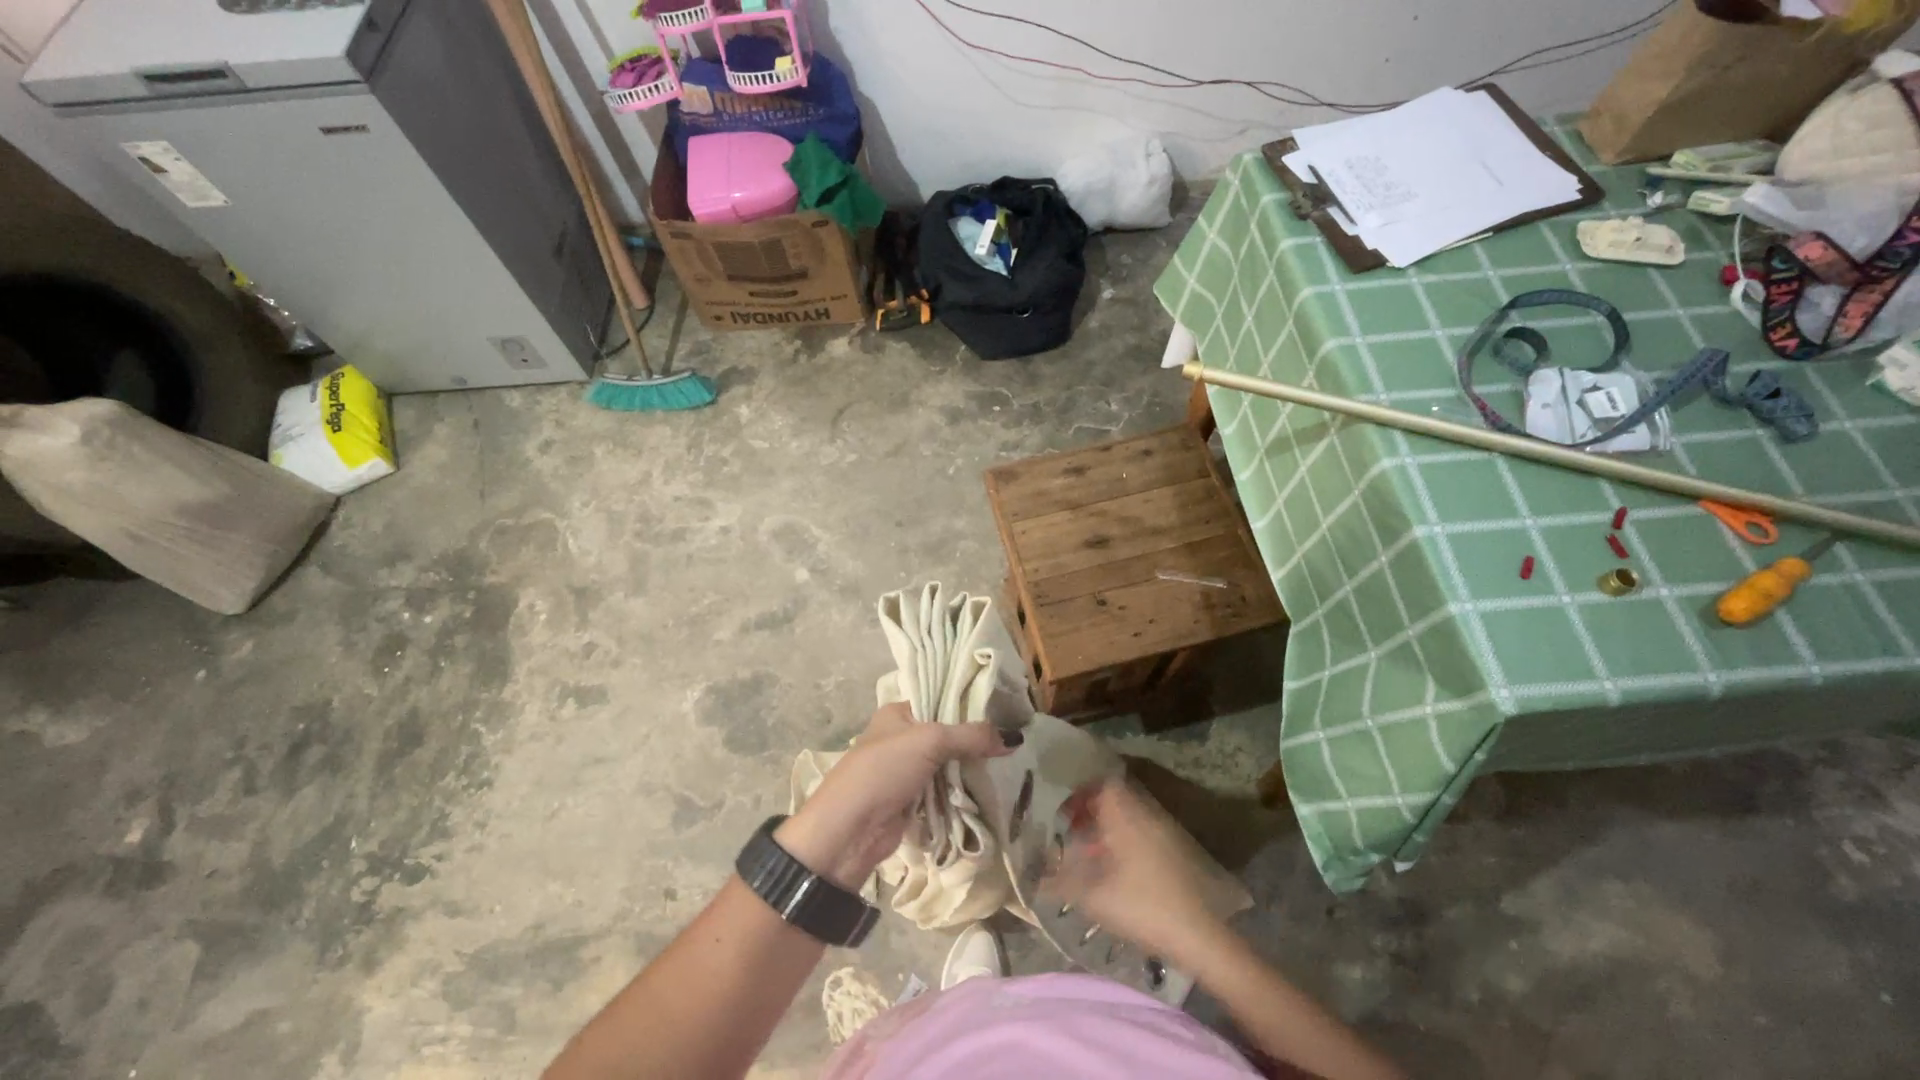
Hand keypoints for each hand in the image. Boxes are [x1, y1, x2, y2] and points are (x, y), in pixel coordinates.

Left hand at [776, 703, 1015, 889]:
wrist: (850, 830)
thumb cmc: (884, 771)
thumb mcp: (930, 741)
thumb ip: (971, 736)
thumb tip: (1014, 737)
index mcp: (898, 713)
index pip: (941, 700)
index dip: (971, 705)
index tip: (1008, 709)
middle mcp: (902, 738)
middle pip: (948, 734)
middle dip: (976, 740)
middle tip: (1014, 741)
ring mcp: (907, 772)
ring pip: (948, 765)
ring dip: (971, 769)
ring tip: (1011, 764)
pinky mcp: (912, 801)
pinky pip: (944, 791)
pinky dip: (962, 792)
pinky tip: (990, 789)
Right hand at [1042, 780, 1233, 971]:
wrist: (1199, 935)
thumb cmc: (1143, 908)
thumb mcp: (1093, 897)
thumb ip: (1060, 882)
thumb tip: (1035, 877)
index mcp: (1127, 818)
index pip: (1104, 784)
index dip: (1082, 792)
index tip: (1063, 813)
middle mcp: (1148, 817)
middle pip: (1117, 799)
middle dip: (1092, 811)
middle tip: (1072, 831)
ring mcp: (1166, 833)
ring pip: (1131, 817)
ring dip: (1109, 827)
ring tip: (1090, 853)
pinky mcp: (1177, 852)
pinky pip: (1144, 833)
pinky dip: (1126, 841)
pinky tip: (1115, 870)